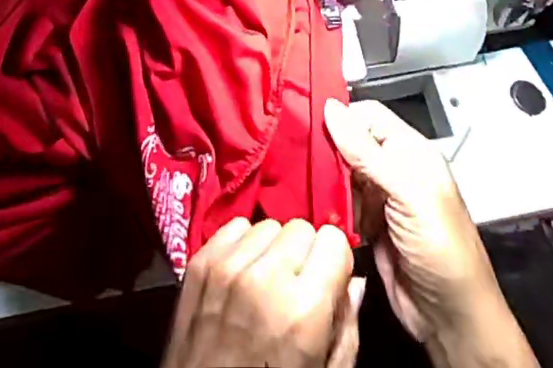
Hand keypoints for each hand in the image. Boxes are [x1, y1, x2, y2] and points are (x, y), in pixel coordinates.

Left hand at [162, 217, 363, 367]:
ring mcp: (228, 268)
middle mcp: (266, 277)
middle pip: (301, 228)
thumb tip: (354, 282)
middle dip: (303, 254)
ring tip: (264, 284)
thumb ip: (347, 325)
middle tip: (293, 289)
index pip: (334, 239)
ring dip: (272, 250)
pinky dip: (242, 246)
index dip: (332, 263)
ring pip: (269, 226)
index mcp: (304, 307)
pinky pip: (235, 228)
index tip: (324, 285)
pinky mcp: (199, 265)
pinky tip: (240, 277)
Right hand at [324, 100, 534, 367]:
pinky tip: (314, 213)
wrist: (452, 316)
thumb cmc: (445, 250)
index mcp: (411, 152)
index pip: (369, 118)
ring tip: (302, 186)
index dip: (341, 118)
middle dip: (326, 151)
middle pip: (351, 146)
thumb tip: (333, 111)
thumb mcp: (408, 192)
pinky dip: (327, 211)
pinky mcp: (368, 230)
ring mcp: (381, 202)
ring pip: (342, 178)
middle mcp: (395, 171)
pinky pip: (340, 210)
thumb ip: (368, 153)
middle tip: (298, 159)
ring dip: (324, 183)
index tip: (307, 124)